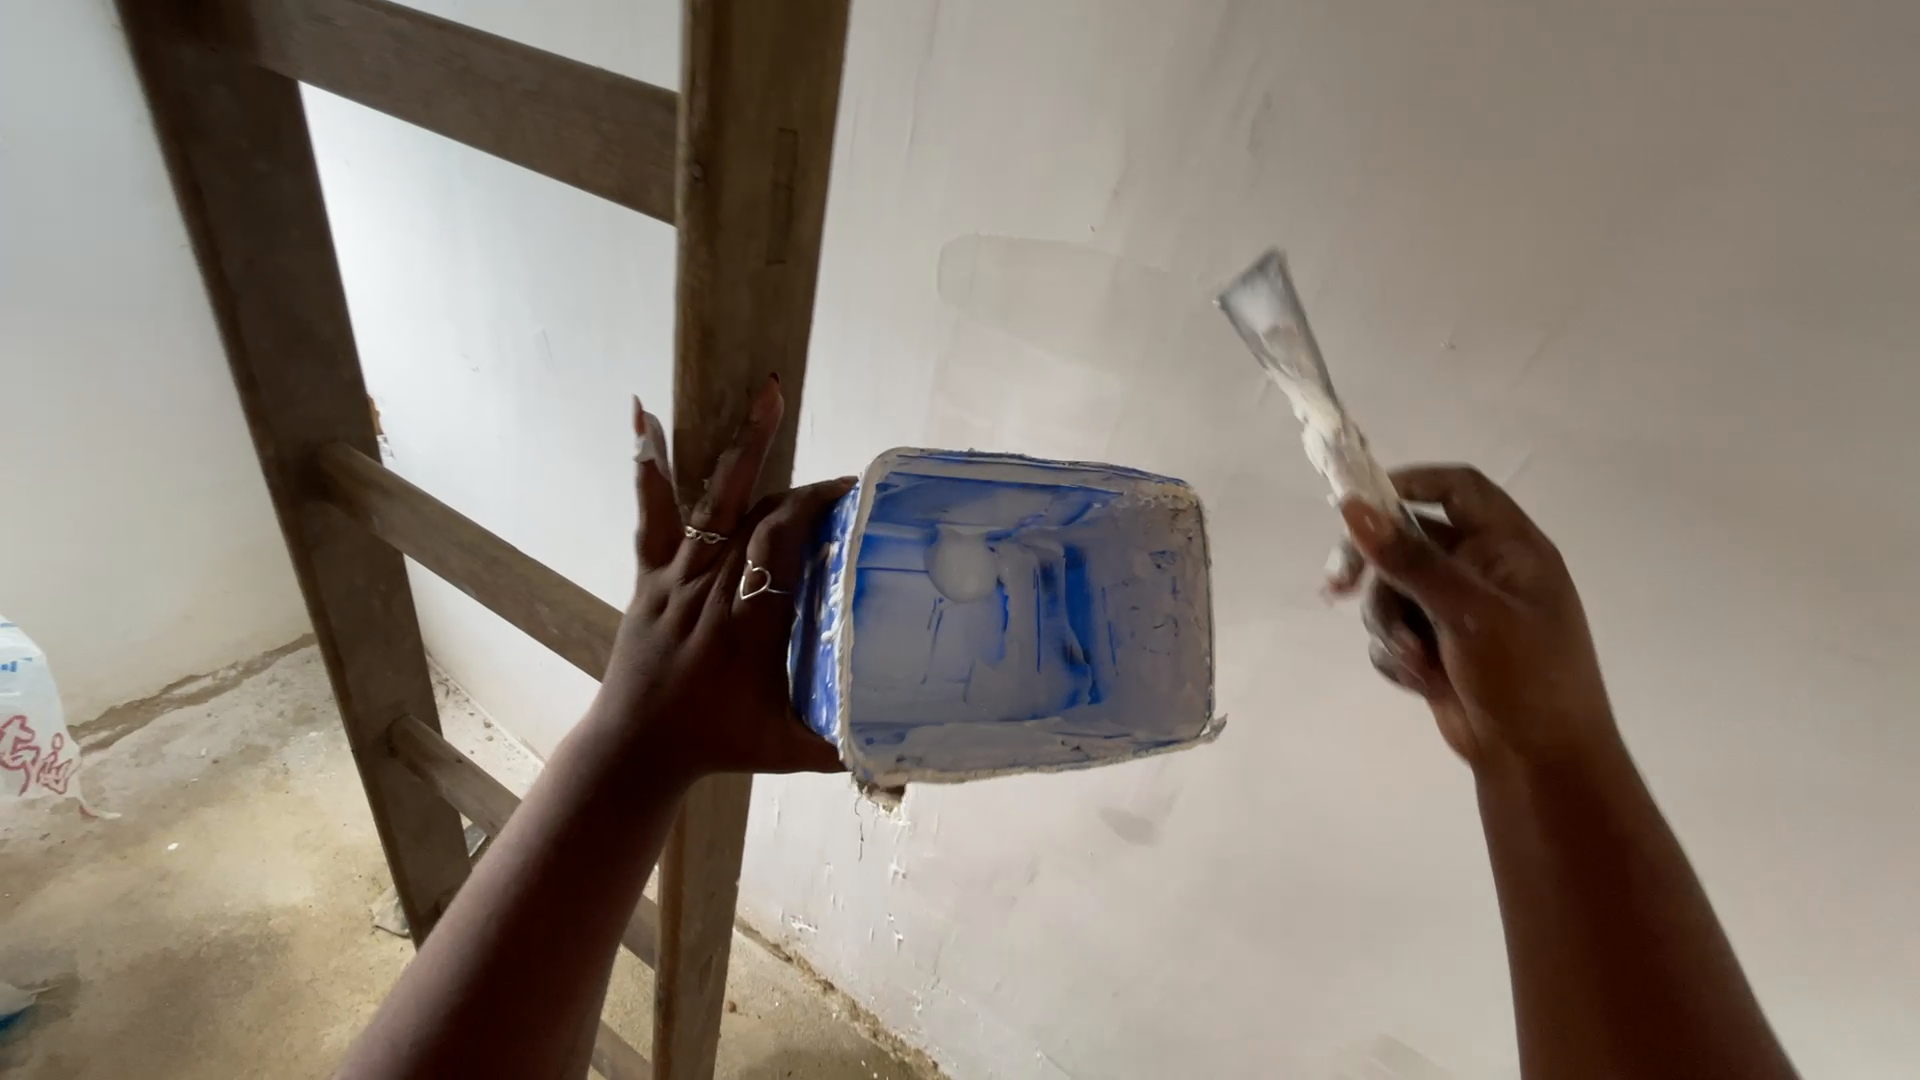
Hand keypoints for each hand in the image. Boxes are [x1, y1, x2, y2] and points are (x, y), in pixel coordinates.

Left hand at [598, 375, 851, 780]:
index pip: (783, 547)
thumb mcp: (787, 750)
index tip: (855, 496)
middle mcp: (711, 589)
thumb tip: (903, 753)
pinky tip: (645, 413)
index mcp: (746, 624)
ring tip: (767, 394)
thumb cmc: (717, 743)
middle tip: (842, 475)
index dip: (818, 511)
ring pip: (713, 500)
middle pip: (759, 516)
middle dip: (806, 489)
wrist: (635, 745)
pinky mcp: (651, 574)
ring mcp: (676, 576)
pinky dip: (651, 466)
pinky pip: (652, 514)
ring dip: (743, 447)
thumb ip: (843, 745)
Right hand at [1328, 465, 1617, 767]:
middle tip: (1338, 588)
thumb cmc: (1525, 678)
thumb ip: (1409, 558)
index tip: (1356, 503)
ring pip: (1388, 590)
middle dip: (1371, 567)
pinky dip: (1394, 652)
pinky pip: (1389, 629)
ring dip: (1389, 624)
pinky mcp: (1434, 642)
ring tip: (1414, 658)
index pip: (1456, 488)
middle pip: (1404, 539)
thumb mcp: (1468, 612)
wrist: (1537, 762)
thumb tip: (1353, 507)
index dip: (1407, 484)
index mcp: (1508, 549)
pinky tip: (1419, 678)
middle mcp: (1479, 570)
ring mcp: (1454, 608)